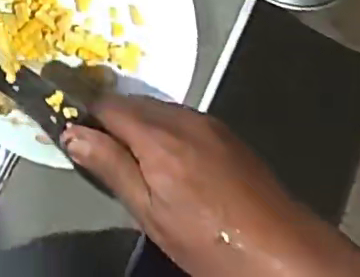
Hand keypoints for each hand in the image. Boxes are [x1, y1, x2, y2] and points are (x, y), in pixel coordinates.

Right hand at [63, 95, 359, 276]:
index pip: (106, 104)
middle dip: (109, 119)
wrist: (290, 256)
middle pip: (129, 103)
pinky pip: (179, 117)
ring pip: (154, 109)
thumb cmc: (212, 246)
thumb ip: (111, 167)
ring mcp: (205, 120)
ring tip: (134, 164)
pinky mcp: (223, 130)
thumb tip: (71, 131)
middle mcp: (179, 116)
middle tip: (99, 152)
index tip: (69, 128)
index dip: (84, 113)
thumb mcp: (152, 216)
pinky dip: (163, 130)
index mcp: (156, 137)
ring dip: (137, 124)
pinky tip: (169, 164)